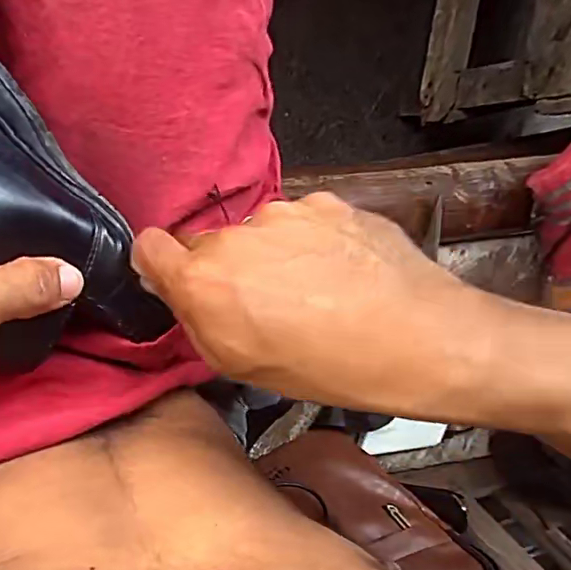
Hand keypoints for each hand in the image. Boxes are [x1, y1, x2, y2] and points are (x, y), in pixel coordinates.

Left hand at [0, 200, 82, 377]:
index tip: (88, 264)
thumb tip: (76, 274)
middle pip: (5, 236)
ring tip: (45, 297)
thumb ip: (28, 285)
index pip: (24, 212)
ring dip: (10, 279)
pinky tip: (2, 305)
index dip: (57, 240)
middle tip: (72, 286)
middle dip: (36, 262)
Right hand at [132, 192, 507, 418]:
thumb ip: (194, 320)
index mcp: (204, 280)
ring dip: (266, 258)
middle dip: (222, 271)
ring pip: (254, 234)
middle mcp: (237, 237)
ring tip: (307, 295)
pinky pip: (297, 224)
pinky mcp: (326, 203)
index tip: (176, 280)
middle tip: (258, 305)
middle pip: (207, 245)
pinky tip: (333, 276)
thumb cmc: (329, 366)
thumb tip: (177, 289)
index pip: (150, 245)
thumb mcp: (238, 365)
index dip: (159, 265)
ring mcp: (284, 215)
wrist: (420, 340)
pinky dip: (306, 244)